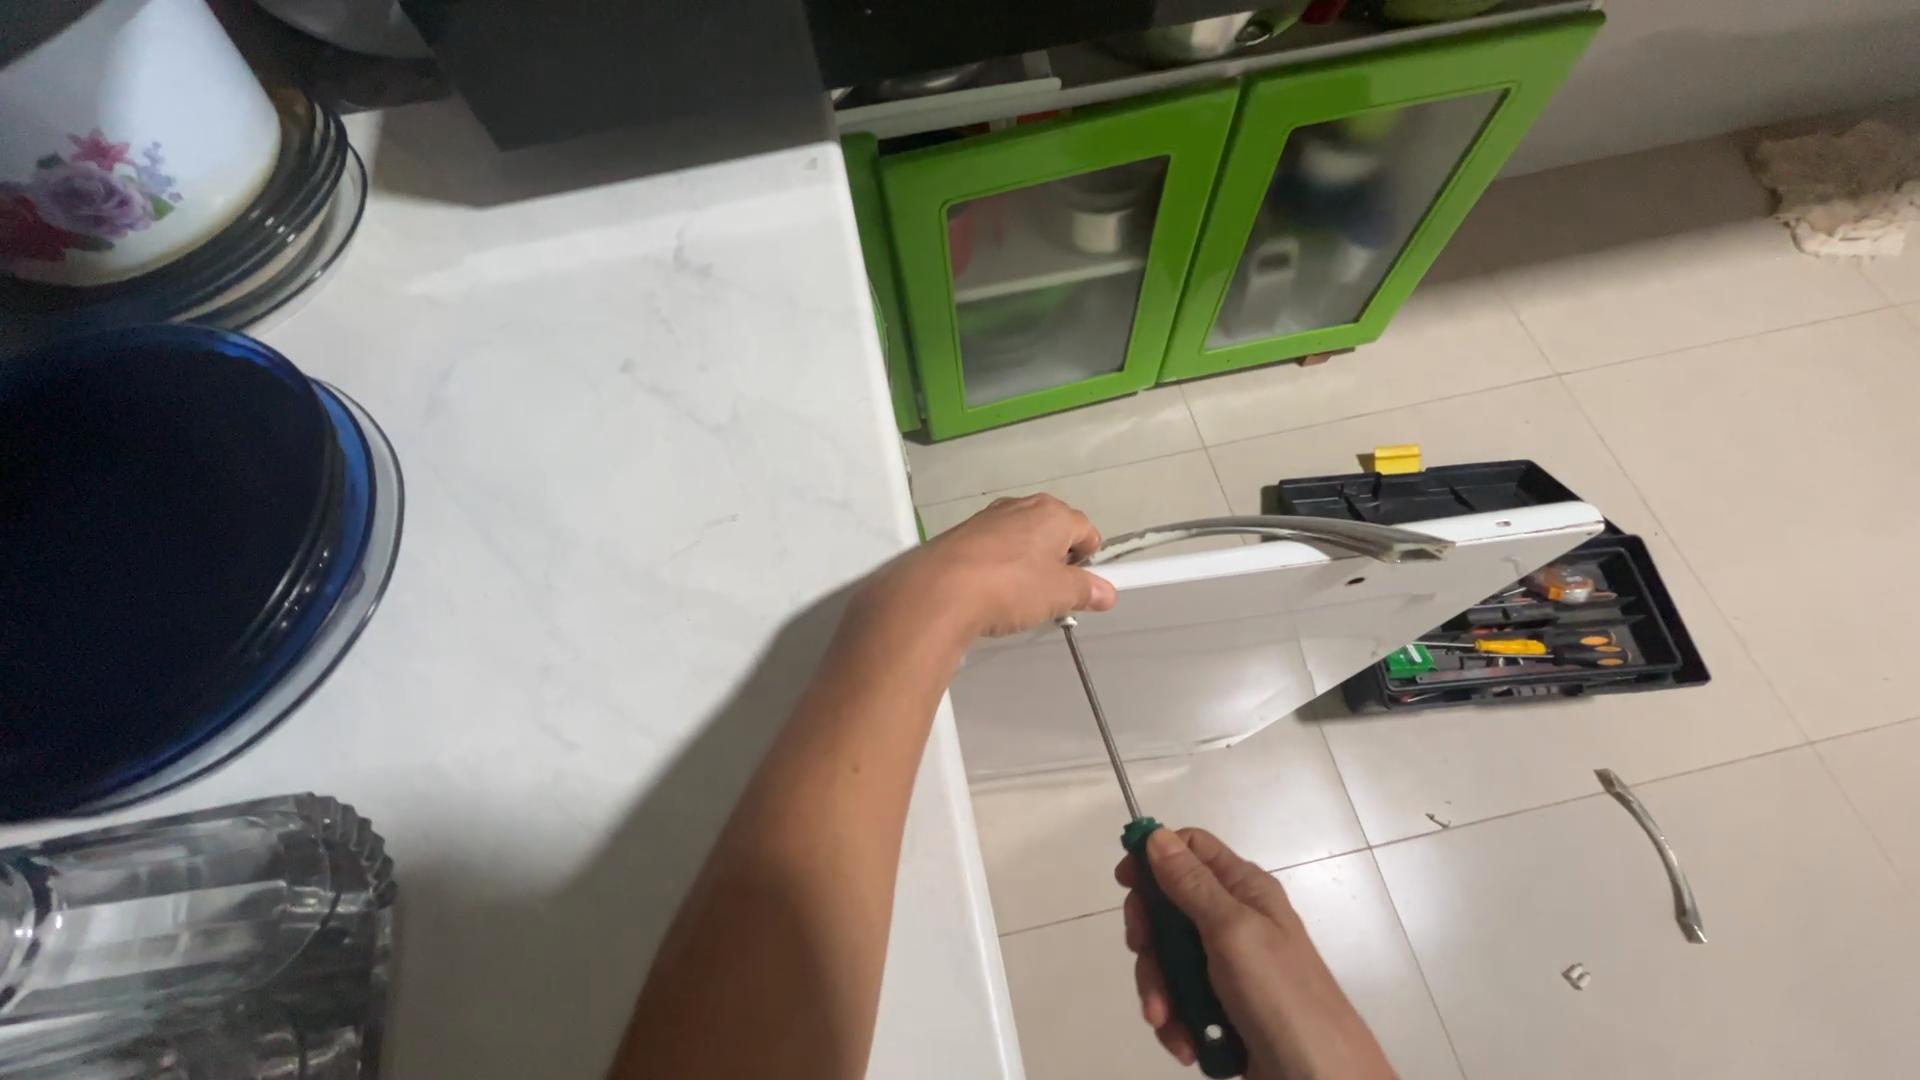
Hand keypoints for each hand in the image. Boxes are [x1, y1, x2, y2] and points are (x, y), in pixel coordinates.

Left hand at [857, 494, 1116, 641]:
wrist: (939, 591)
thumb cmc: (1010, 586)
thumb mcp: (1059, 594)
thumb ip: (1086, 590)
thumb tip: (1106, 593)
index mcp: (1051, 513)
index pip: (1086, 530)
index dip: (1089, 560)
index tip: (1082, 586)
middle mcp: (1020, 506)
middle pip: (1051, 532)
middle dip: (1056, 561)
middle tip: (1052, 594)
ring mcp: (987, 518)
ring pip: (1020, 540)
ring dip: (1025, 564)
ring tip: (1018, 598)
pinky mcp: (961, 535)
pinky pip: (992, 550)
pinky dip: (997, 567)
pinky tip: (990, 593)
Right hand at [1116, 828, 1395, 1079]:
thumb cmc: (1282, 998)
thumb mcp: (1233, 931)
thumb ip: (1190, 883)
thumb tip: (1156, 833)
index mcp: (1243, 889)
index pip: (1190, 848)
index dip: (1154, 857)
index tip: (1126, 882)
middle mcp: (1233, 919)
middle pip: (1167, 904)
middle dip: (1150, 935)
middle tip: (1142, 953)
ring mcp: (1227, 965)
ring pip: (1167, 956)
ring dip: (1159, 988)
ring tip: (1167, 1020)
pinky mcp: (1222, 1007)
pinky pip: (1180, 998)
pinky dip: (1176, 1020)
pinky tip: (1185, 1042)